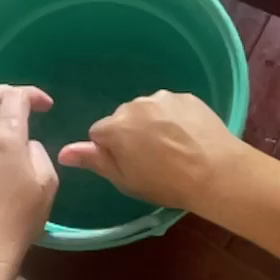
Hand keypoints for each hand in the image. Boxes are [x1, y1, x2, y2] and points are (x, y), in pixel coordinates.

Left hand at [0, 85, 58, 267]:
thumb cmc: (21, 217)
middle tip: (20, 104)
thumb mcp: (46, 183)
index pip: (16, 96)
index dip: (32, 94)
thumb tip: (26, 145)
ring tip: (1, 134)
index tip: (45, 105)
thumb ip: (38, 153)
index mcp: (7, 137)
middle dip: (6, 93)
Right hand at [57, 90, 250, 211]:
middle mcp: (134, 105)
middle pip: (123, 119)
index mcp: (115, 127)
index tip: (129, 165)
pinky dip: (174, 118)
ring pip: (147, 110)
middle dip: (131, 134)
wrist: (215, 171)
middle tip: (152, 159)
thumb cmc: (166, 183)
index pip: (99, 134)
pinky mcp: (185, 96)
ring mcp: (162, 98)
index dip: (111, 150)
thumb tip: (64, 151)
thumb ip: (94, 160)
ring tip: (173, 148)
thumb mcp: (125, 179)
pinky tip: (188, 137)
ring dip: (152, 123)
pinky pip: (171, 106)